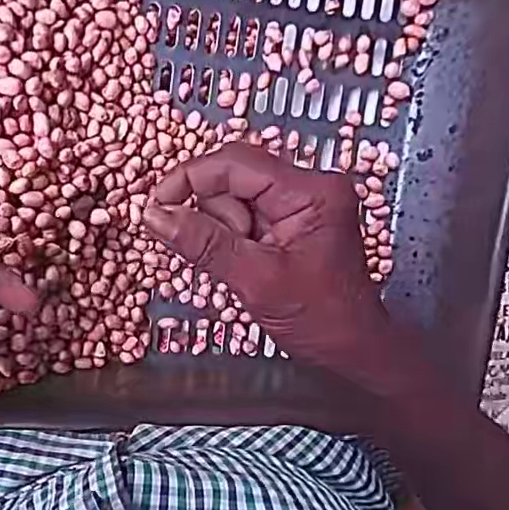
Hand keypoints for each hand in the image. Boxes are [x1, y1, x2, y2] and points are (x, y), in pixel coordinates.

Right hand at [142, 142, 390, 371]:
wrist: (353, 347)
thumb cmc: (320, 319)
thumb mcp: (255, 280)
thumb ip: (203, 244)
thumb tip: (155, 216)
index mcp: (310, 191)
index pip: (234, 163)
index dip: (187, 179)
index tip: (156, 206)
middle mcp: (309, 185)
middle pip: (231, 177)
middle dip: (216, 217)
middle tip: (232, 256)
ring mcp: (301, 201)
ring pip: (233, 197)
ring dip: (225, 231)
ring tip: (247, 266)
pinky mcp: (292, 219)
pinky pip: (244, 215)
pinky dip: (233, 238)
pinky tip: (248, 262)